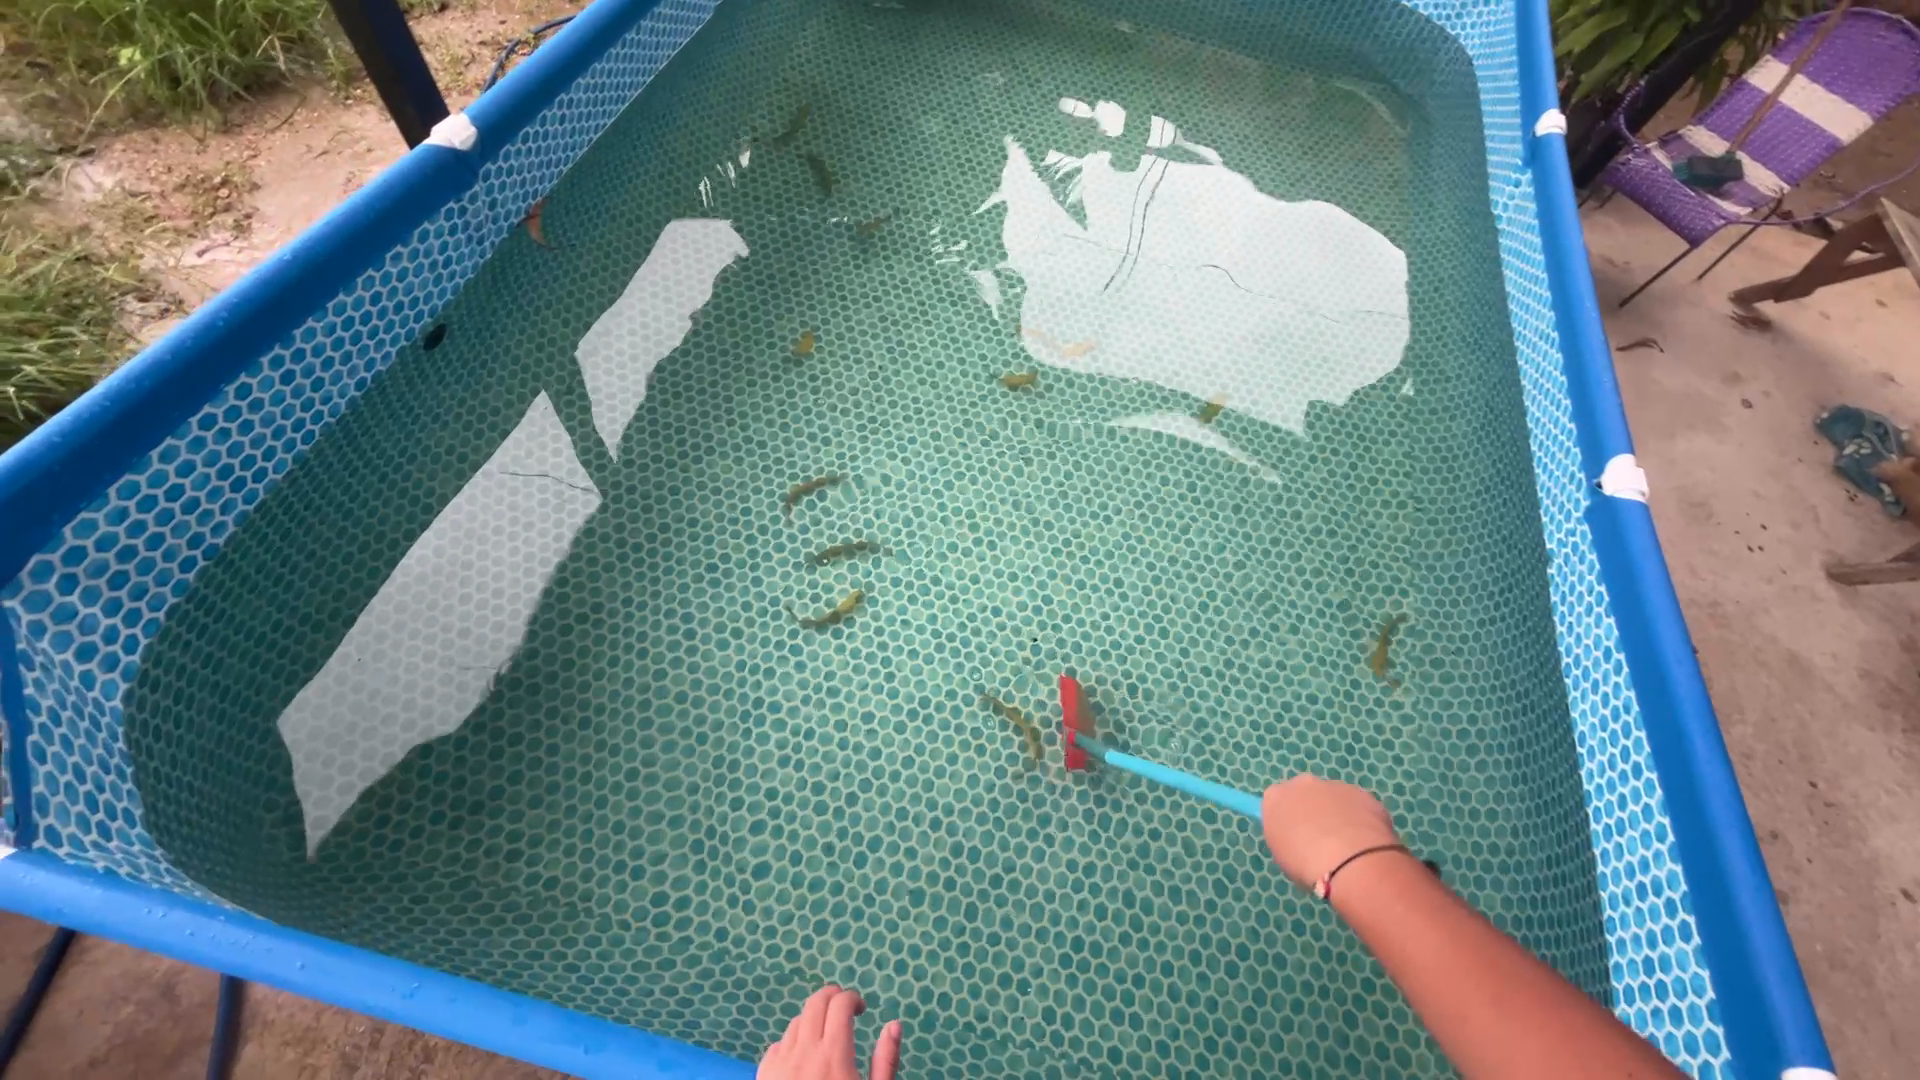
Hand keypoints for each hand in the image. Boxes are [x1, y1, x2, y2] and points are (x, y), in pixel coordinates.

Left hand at [758, 985, 901, 1079]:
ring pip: (796, 1022)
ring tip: (826, 1039)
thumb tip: (894, 1024)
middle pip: (816, 1002)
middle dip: (833, 997)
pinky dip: (792, 1042)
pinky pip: (777, 1045)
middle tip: (845, 1011)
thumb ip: (885, 1061)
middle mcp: (804, 1053)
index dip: (853, 999)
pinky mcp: (762, 1077)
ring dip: (813, 1020)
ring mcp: (779, 1064)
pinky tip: (802, 1059)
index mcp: (833, 1056)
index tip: (862, 1011)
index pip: (840, 1004)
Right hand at [1261, 774, 1402, 889]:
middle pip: (1304, 793)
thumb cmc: (1305, 862)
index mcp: (1275, 797)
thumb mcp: (1281, 853)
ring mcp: (1333, 785)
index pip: (1276, 802)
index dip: (1286, 818)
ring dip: (1337, 813)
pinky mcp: (1361, 793)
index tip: (1294, 835)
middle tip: (1320, 838)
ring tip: (1347, 844)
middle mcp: (1301, 784)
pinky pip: (1357, 805)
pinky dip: (1360, 818)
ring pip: (1333, 798)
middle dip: (1312, 810)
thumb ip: (1285, 834)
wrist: (1350, 861)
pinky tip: (1364, 841)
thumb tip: (1296, 834)